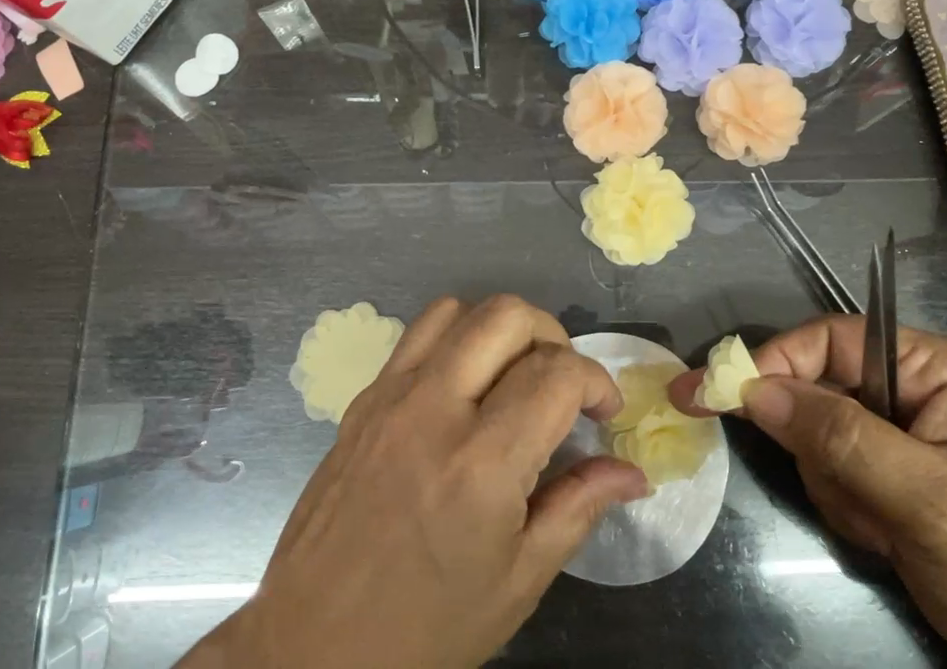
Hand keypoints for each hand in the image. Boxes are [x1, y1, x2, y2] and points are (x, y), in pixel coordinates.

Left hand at [183, 295, 646, 668]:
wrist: (314, 643)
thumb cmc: (427, 624)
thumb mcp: (519, 579)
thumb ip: (579, 508)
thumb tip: (632, 472)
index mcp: (482, 462)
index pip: (557, 373)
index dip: (597, 382)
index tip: (603, 414)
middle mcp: (433, 410)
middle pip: (507, 316)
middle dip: (554, 336)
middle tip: (564, 385)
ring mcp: (389, 397)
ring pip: (457, 310)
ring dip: (501, 329)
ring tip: (515, 375)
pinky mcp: (361, 401)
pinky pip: (416, 337)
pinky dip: (455, 341)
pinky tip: (464, 391)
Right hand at [670, 317, 946, 668]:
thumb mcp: (931, 498)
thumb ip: (840, 438)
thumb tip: (753, 389)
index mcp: (936, 368)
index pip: (834, 339)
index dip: (777, 360)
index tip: (721, 392)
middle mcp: (912, 388)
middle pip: (817, 389)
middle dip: (822, 451)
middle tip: (857, 500)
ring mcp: (898, 436)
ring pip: (814, 438)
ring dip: (837, 489)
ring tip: (888, 528)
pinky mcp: (886, 478)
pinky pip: (829, 476)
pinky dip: (846, 510)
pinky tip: (889, 539)